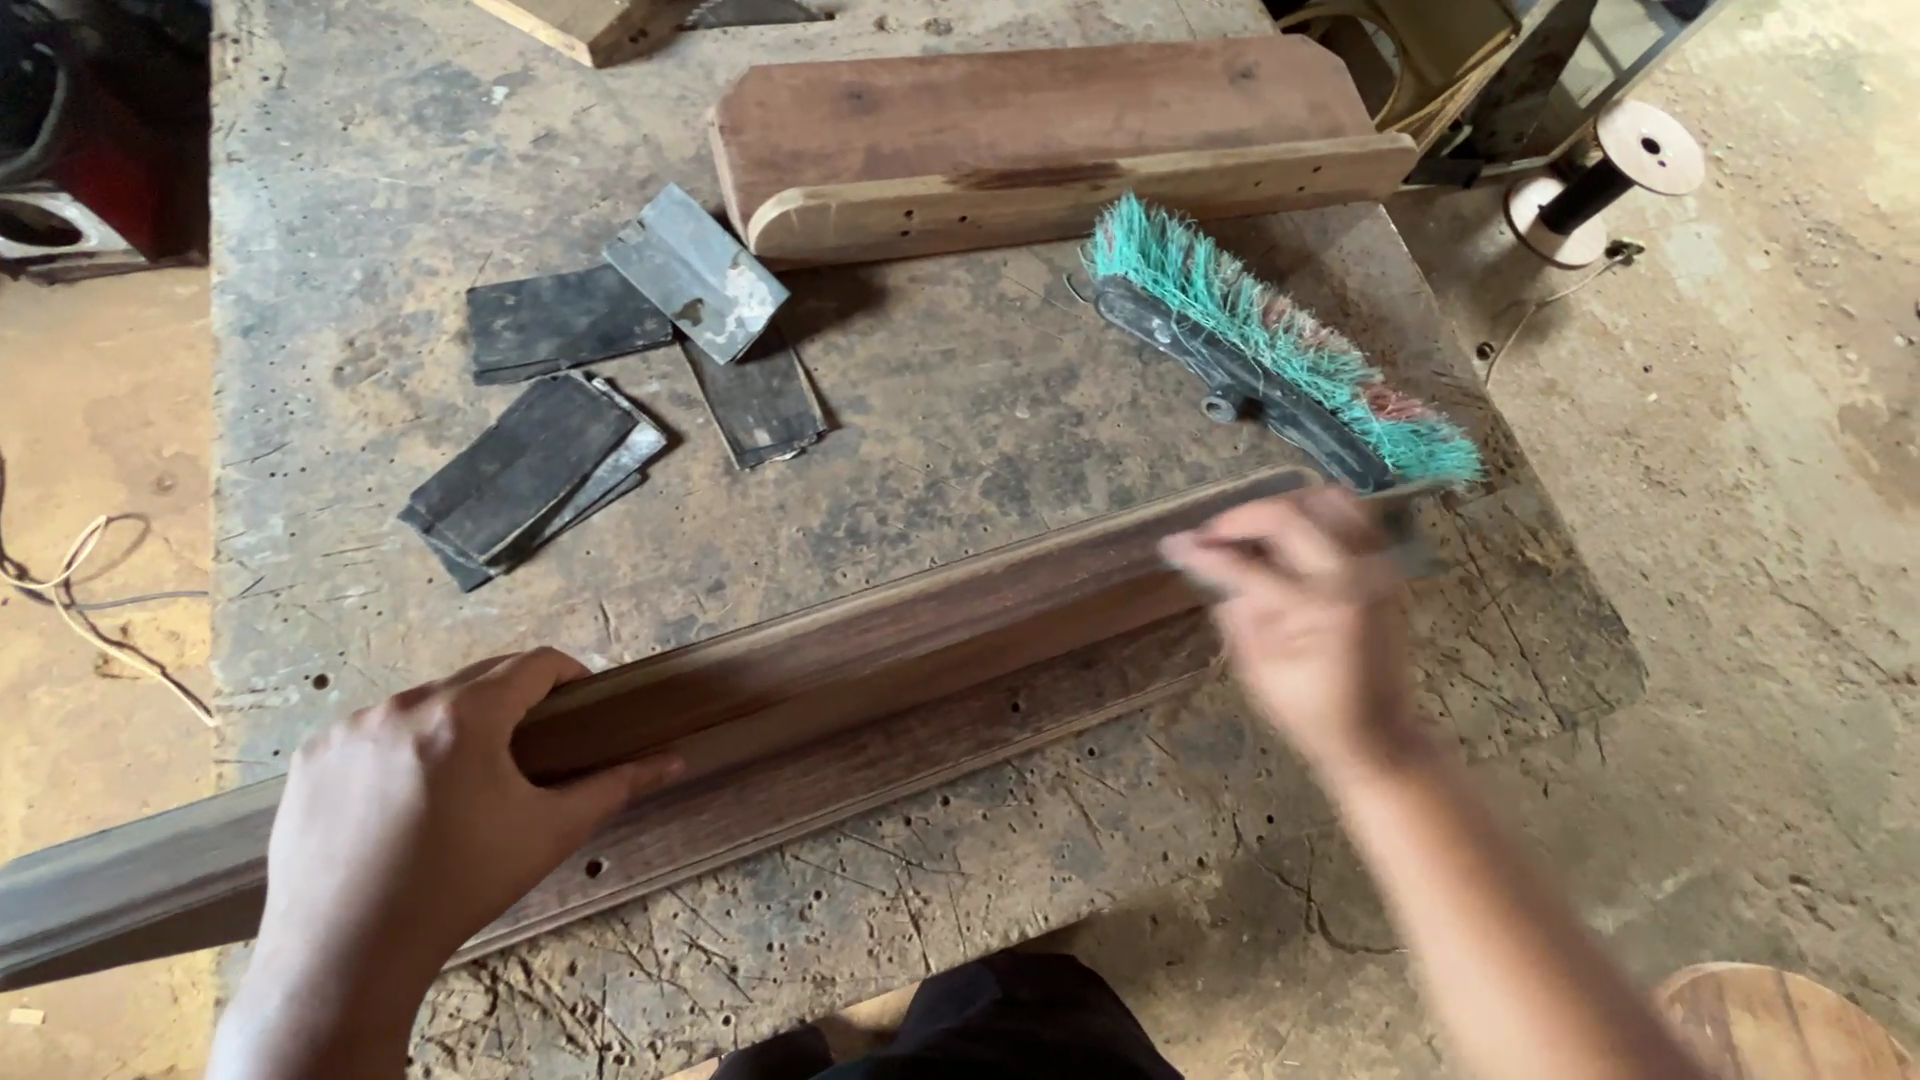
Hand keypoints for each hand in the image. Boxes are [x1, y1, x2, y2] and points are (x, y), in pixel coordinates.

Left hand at [211, 647, 682, 1079]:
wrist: (345, 955)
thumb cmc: (461, 887)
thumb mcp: (552, 832)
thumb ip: (617, 785)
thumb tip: (675, 761)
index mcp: (465, 718)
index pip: (535, 663)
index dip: (570, 674)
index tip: (582, 703)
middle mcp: (402, 708)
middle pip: (481, 675)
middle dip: (518, 696)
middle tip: (537, 741)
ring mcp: (349, 730)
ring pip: (428, 698)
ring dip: (462, 715)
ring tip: (474, 768)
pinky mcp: (313, 757)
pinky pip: (377, 725)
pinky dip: (407, 739)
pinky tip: (413, 788)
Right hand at [1158, 487, 1428, 778]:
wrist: (1380, 735)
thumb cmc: (1311, 713)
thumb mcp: (1258, 671)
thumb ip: (1238, 614)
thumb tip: (1219, 570)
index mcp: (1318, 607)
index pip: (1244, 564)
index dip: (1202, 551)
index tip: (1172, 544)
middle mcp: (1352, 575)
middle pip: (1287, 514)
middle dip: (1238, 519)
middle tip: (1210, 536)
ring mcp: (1376, 566)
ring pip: (1325, 500)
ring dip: (1280, 508)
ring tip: (1250, 532)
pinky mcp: (1387, 568)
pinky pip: (1352, 516)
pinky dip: (1315, 514)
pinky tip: (1288, 536)